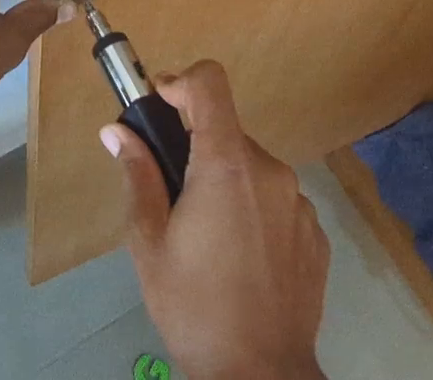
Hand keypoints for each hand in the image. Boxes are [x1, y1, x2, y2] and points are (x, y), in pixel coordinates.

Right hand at [105, 61, 329, 379]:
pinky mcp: (315, 233)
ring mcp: (299, 202)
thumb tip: (118, 132)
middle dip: (195, 148)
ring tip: (203, 234)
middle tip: (170, 193)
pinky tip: (238, 257)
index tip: (159, 105)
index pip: (210, 83)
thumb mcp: (149, 242)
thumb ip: (138, 176)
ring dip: (224, 181)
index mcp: (226, 165)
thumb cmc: (194, 307)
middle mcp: (271, 171)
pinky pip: (275, 200)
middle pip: (226, 131)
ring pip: (251, 168)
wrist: (262, 376)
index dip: (180, 82)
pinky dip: (252, 210)